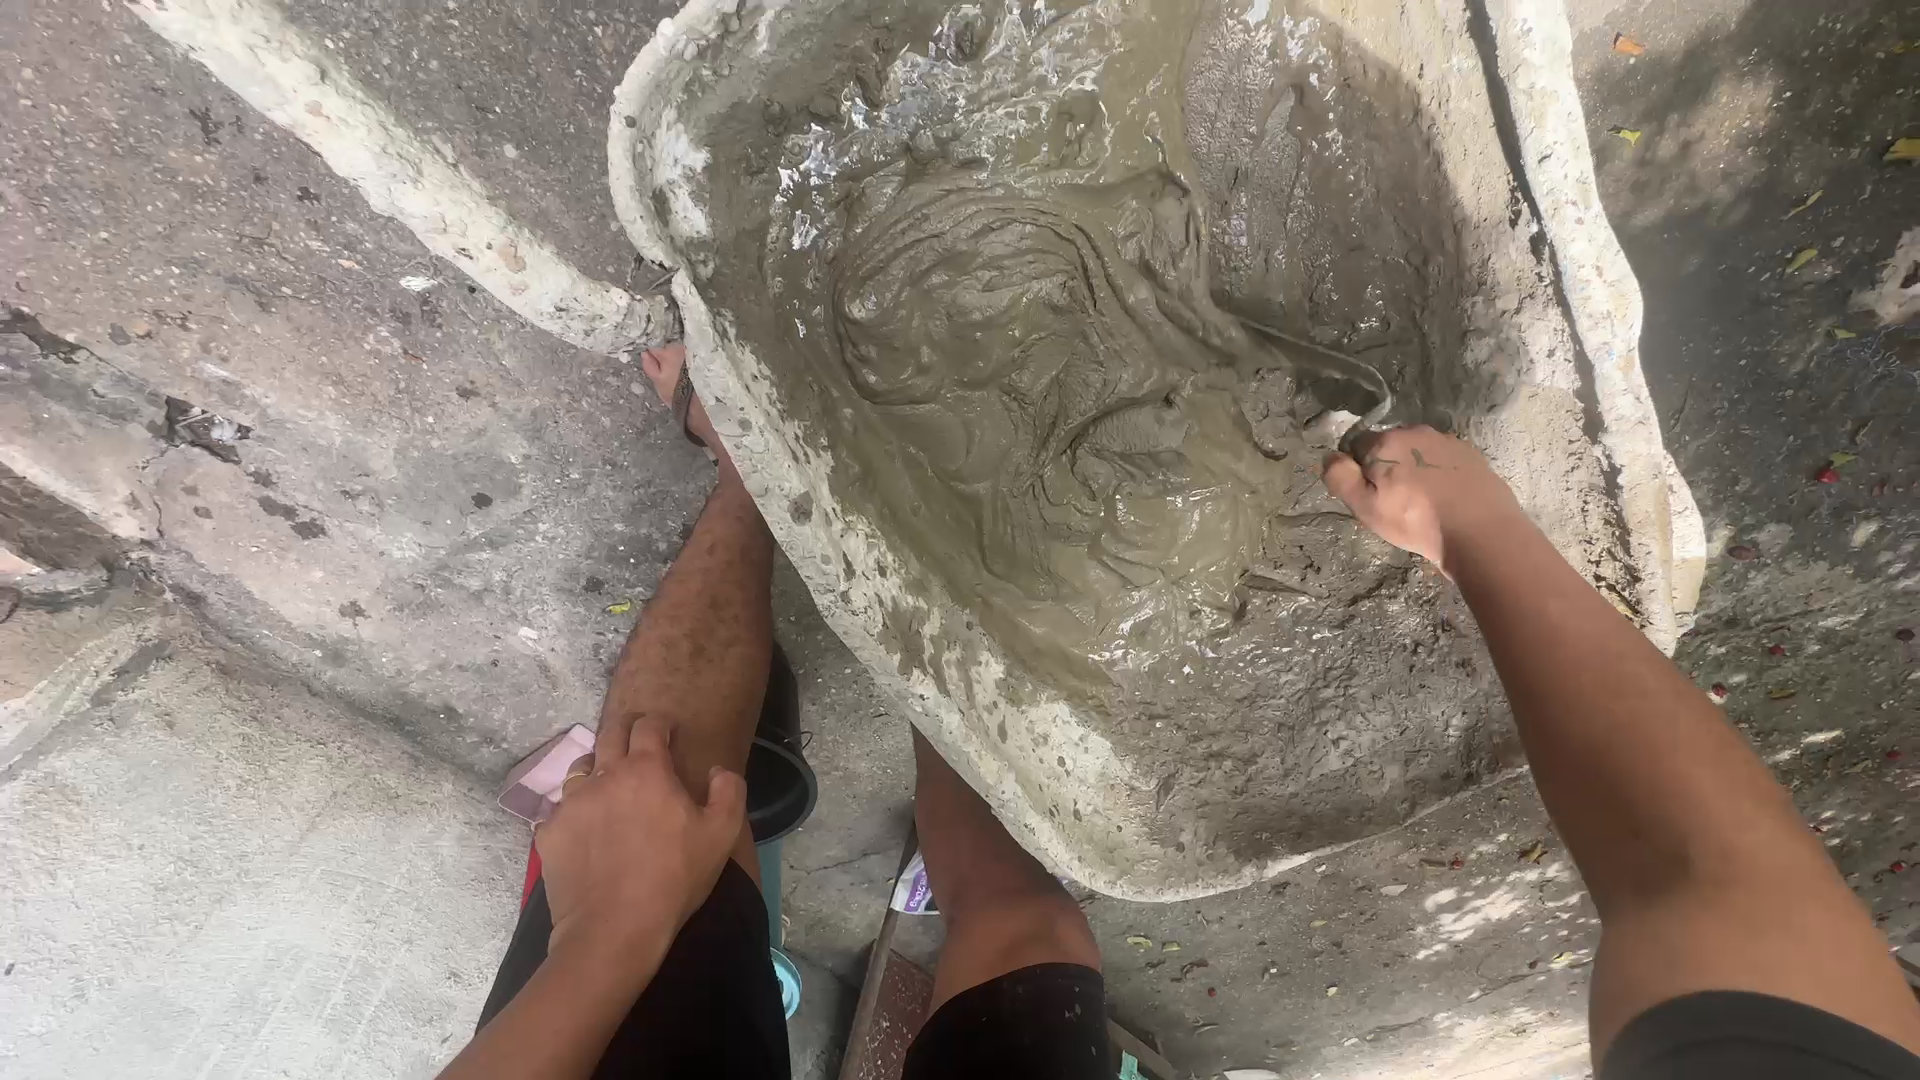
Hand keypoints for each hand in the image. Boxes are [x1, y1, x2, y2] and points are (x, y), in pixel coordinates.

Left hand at [536, 716, 746, 968]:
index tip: (668, 732)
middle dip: (625, 729)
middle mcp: (604, 776)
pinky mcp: (549, 834)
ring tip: (608, 784)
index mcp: (646, 770)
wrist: (613, 930)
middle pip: (609, 733)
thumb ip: (729, 790)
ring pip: (580, 767)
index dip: (660, 723)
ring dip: (597, 767)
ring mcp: (570, 804)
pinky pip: (560, 809)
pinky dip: (576, 810)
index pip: (648, 726)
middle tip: (637, 742)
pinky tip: (586, 829)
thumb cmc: (674, 877)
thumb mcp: (722, 833)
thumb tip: (717, 771)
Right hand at [1320, 425, 1528, 575]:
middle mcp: (1416, 431)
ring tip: (1420, 500)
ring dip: (1411, 469)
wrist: (1480, 531)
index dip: (1357, 471)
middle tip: (1393, 500)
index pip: (1355, 446)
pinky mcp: (1470, 454)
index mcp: (1385, 441)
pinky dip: (1436, 473)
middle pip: (1387, 446)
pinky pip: (1440, 459)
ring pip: (1415, 452)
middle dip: (1385, 467)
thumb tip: (1329, 456)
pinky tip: (1442, 497)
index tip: (1369, 495)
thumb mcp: (1364, 505)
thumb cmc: (1414, 519)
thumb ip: (1339, 476)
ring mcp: (1447, 441)